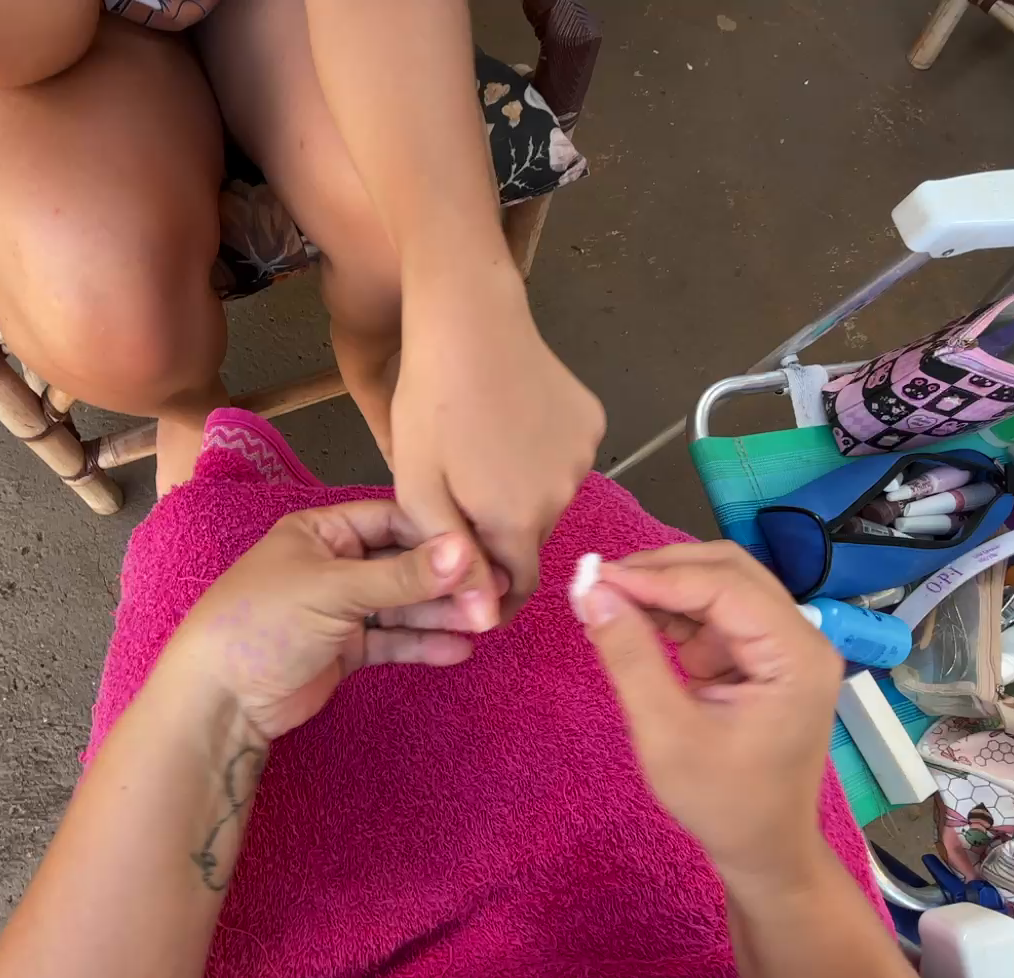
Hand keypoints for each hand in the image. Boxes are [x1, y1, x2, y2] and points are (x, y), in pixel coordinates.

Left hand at [158, 501, 492, 744]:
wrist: (220, 701)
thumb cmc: (266, 622)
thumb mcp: (333, 590)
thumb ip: (401, 575)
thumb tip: (466, 551)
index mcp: (322, 531)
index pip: (393, 521)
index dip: (438, 538)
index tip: (483, 555)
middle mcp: (336, 563)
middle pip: (403, 565)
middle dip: (446, 581)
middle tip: (493, 596)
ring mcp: (342, 608)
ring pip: (402, 605)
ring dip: (440, 614)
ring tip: (483, 625)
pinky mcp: (346, 648)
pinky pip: (392, 640)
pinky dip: (421, 644)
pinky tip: (457, 650)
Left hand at [392, 270, 603, 627]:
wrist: (469, 321)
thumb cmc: (430, 406)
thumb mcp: (420, 489)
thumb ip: (453, 558)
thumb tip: (488, 620)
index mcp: (518, 521)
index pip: (516, 584)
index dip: (494, 594)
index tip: (472, 588)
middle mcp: (563, 497)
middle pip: (530, 540)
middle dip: (499, 537)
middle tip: (460, 501)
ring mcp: (584, 455)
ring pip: (548, 499)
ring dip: (520, 496)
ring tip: (481, 458)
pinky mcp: (593, 420)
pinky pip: (564, 459)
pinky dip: (540, 458)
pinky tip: (511, 427)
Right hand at [575, 542, 843, 900]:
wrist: (761, 848)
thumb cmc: (722, 801)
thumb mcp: (666, 734)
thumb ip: (631, 658)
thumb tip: (592, 592)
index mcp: (795, 655)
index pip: (725, 587)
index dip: (657, 576)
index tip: (595, 579)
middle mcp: (795, 637)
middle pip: (726, 571)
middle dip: (659, 570)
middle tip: (599, 583)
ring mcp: (775, 643)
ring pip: (714, 584)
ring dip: (659, 586)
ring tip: (604, 598)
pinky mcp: (751, 654)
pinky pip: (705, 612)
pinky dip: (664, 610)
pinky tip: (627, 618)